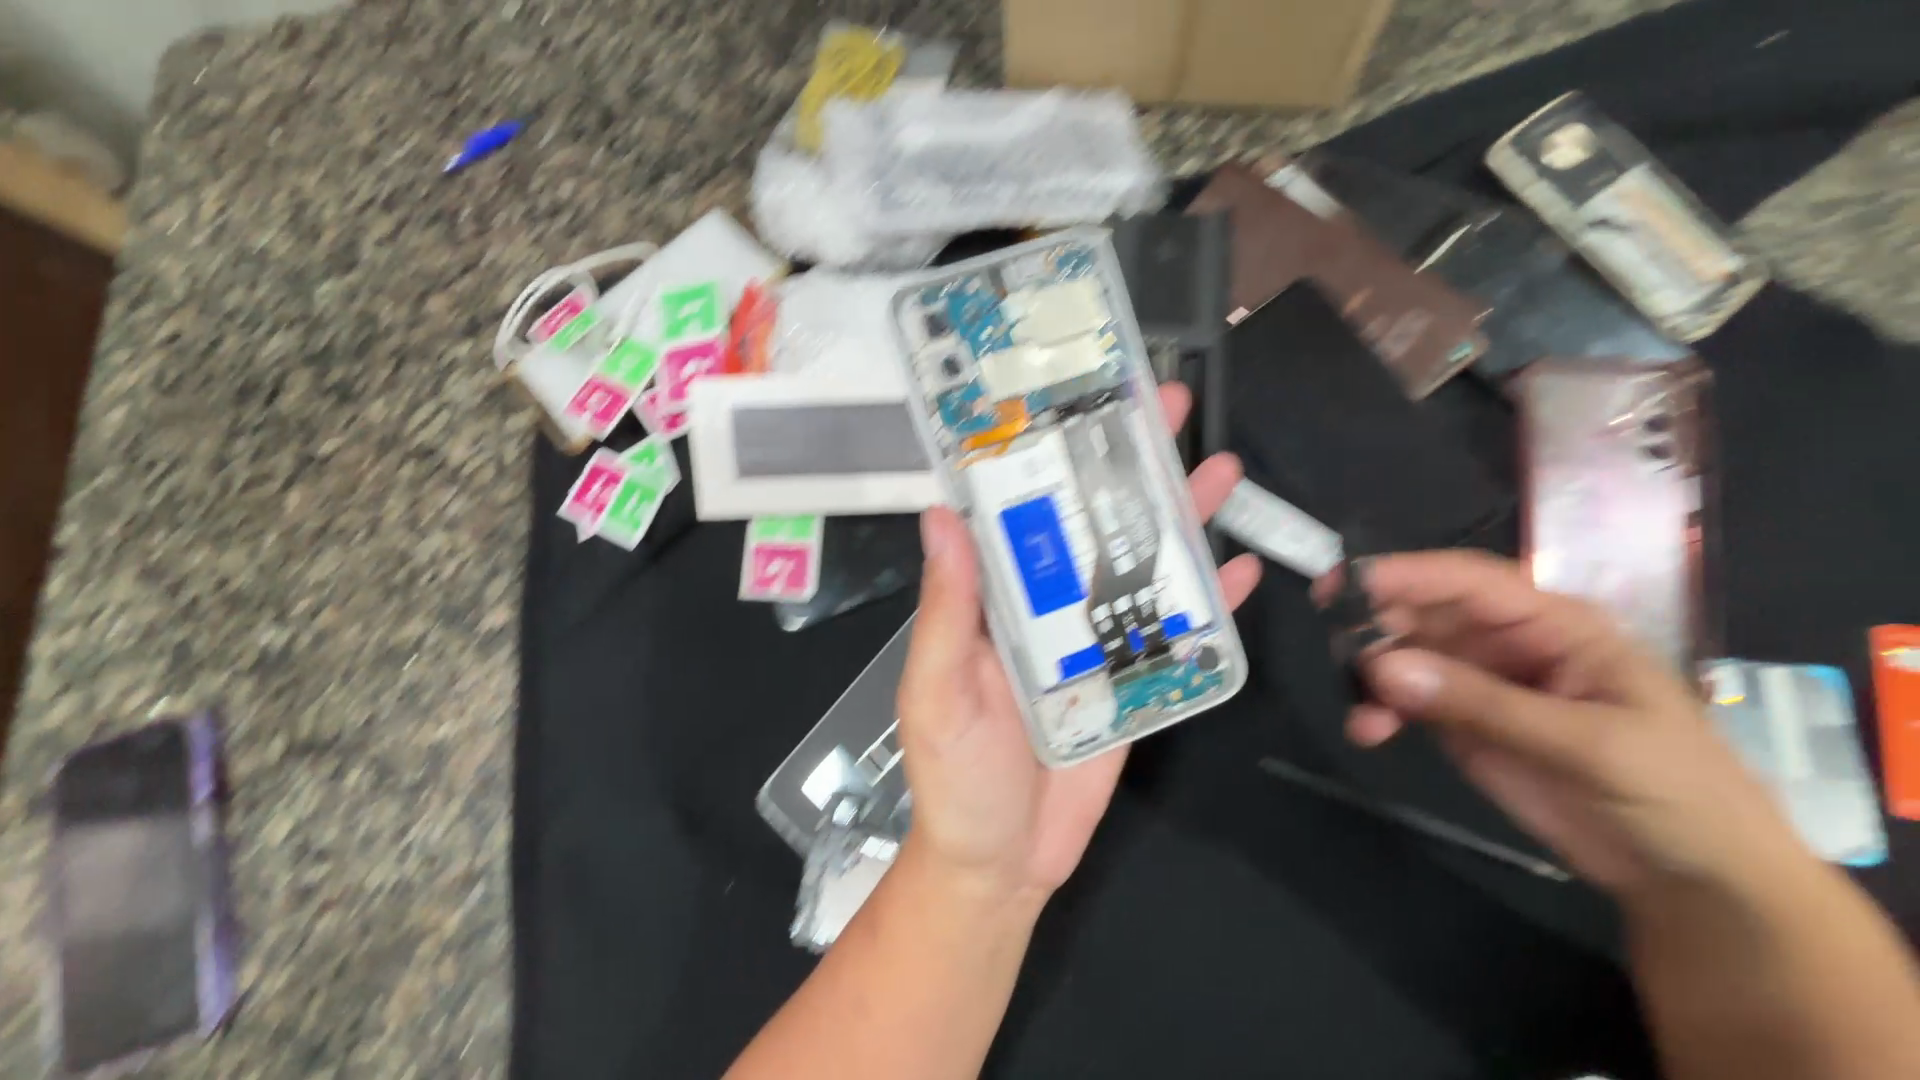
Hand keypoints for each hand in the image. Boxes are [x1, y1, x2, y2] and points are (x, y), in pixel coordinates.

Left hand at [895, 383, 1262, 906]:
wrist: (1004, 861)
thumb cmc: (956, 775)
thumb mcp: (939, 689)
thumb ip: (949, 609)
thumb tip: (942, 515)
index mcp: (996, 598)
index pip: (1024, 510)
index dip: (1050, 454)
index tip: (1079, 401)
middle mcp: (1047, 607)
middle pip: (1094, 524)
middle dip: (1130, 467)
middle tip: (1171, 406)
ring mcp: (1095, 643)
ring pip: (1144, 568)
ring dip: (1181, 519)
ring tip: (1223, 469)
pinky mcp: (1134, 684)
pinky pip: (1176, 634)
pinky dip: (1209, 603)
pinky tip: (1241, 566)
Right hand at [1325, 551, 1810, 901]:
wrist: (1693, 875)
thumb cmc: (1672, 789)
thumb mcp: (1588, 743)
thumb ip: (1482, 704)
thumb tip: (1381, 668)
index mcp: (1553, 624)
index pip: (1468, 582)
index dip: (1404, 575)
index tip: (1340, 585)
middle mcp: (1508, 642)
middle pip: (1425, 613)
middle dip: (1376, 626)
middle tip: (1337, 653)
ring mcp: (1481, 683)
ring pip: (1404, 656)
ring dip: (1370, 675)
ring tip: (1360, 712)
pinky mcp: (1462, 725)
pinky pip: (1403, 702)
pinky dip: (1377, 711)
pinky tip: (1368, 733)